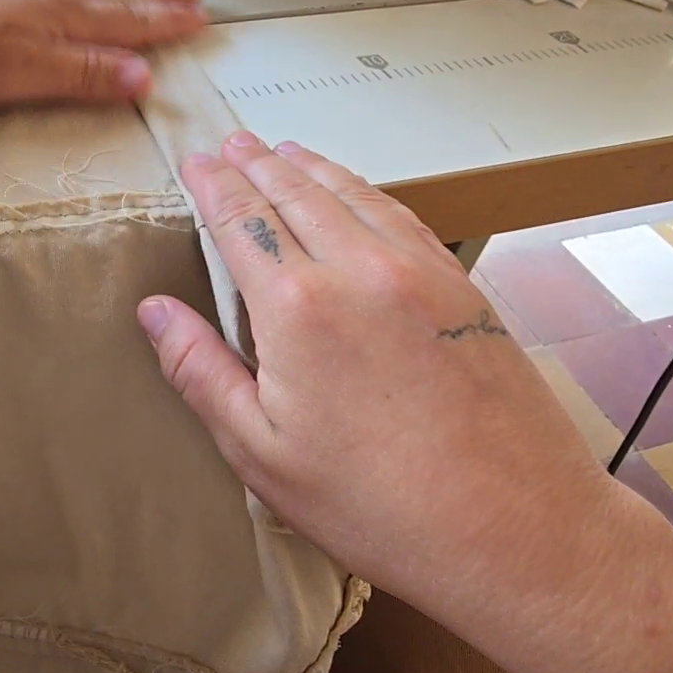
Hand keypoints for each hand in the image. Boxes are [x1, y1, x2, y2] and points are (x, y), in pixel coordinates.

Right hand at [135, 132, 628, 623]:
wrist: (517, 530)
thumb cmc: (377, 503)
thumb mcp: (261, 452)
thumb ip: (200, 371)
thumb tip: (155, 312)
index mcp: (297, 308)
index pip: (241, 221)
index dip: (213, 186)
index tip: (195, 161)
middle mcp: (357, 270)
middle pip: (293, 193)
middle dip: (255, 163)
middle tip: (231, 143)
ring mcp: (417, 271)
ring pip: (348, 193)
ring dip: (307, 166)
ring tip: (281, 148)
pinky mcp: (459, 286)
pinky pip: (400, 214)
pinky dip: (363, 188)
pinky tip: (353, 188)